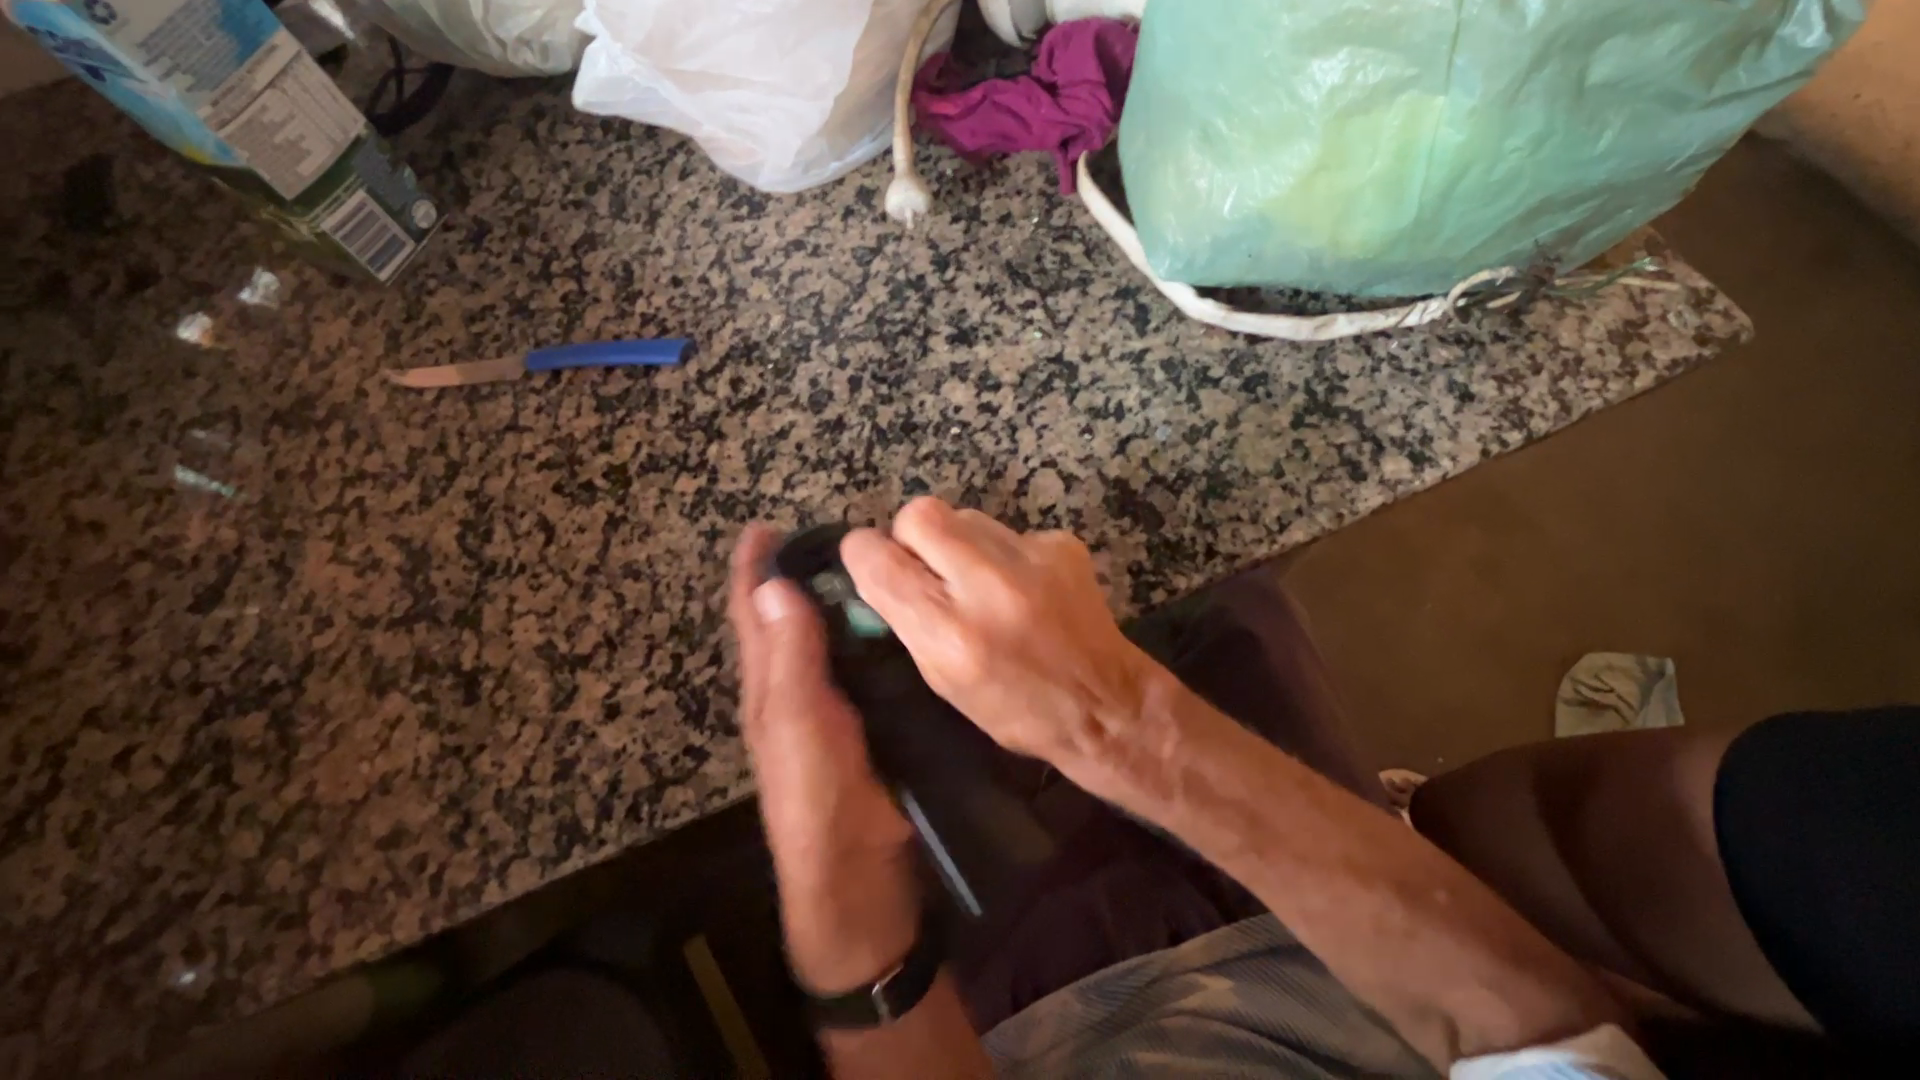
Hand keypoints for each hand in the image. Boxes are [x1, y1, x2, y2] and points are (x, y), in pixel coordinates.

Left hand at [728, 525, 918, 992]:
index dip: (754, 570)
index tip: (766, 526)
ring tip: (876, 569)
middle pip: (792, 623)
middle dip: (804, 577)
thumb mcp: (798, 727)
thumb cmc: (820, 800)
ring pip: (832, 644)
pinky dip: (879, 640)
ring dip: (844, 605)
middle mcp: (796, 693)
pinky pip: (870, 670)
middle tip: (841, 537)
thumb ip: (788, 660)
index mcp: (769, 688)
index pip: (756, 615)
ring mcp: (835, 711)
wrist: (860, 876)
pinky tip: (908, 627)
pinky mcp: (871, 726)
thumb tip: (771, 585)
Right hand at [840, 498, 1165, 796]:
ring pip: (964, 516)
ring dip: (958, 542)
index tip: (872, 563)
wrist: (1105, 703)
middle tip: (928, 567)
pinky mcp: (1060, 544)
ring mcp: (1029, 559)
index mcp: (948, 633)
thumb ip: (908, 621)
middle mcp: (985, 586)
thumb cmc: (1015, 710)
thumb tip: (880, 569)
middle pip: (918, 514)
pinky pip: (1007, 531)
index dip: (864, 555)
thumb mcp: (942, 681)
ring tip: (979, 581)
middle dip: (912, 536)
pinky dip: (1004, 553)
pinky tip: (1021, 586)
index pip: (876, 558)